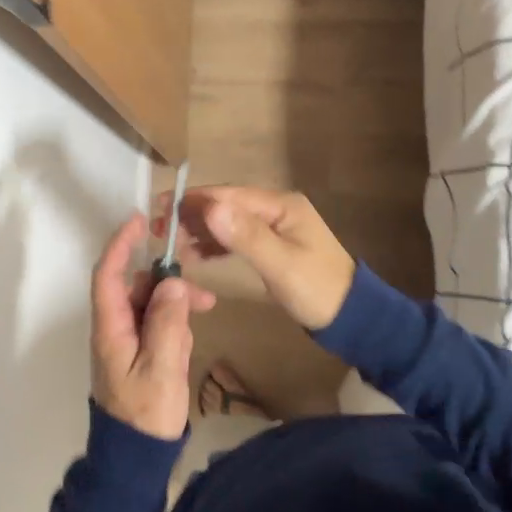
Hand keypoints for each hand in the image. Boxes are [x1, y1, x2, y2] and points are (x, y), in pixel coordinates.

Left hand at [90, 214, 215, 439]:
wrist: (136, 458)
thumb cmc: (146, 413)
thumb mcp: (161, 367)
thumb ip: (166, 322)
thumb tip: (171, 283)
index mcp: (110, 328)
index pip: (109, 275)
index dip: (121, 245)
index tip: (140, 220)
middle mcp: (114, 329)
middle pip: (135, 287)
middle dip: (166, 280)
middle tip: (201, 291)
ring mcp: (126, 342)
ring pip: (149, 304)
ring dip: (175, 302)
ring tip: (205, 309)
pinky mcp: (139, 354)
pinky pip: (156, 324)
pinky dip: (175, 322)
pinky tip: (190, 336)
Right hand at [153, 186, 355, 330]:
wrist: (351, 317)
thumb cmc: (316, 290)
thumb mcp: (280, 264)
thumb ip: (245, 236)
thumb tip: (209, 207)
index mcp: (280, 205)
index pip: (228, 195)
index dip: (192, 201)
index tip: (159, 210)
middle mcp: (276, 209)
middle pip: (226, 205)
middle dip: (192, 215)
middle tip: (160, 231)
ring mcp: (275, 227)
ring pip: (229, 221)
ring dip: (201, 230)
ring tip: (172, 244)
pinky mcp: (273, 245)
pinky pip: (237, 237)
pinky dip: (216, 244)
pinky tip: (196, 255)